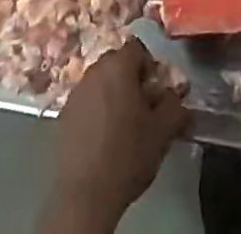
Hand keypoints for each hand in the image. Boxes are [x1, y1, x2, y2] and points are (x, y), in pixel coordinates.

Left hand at [36, 39, 189, 233]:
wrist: (85, 192)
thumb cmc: (128, 153)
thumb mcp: (163, 130)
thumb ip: (175, 105)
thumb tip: (176, 96)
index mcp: (118, 67)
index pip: (137, 48)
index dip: (151, 65)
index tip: (158, 90)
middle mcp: (94, 71)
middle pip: (117, 63)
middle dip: (133, 79)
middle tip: (145, 106)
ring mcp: (76, 92)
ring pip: (101, 82)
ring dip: (115, 94)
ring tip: (126, 124)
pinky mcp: (64, 113)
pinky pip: (87, 101)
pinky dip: (98, 110)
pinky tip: (105, 136)